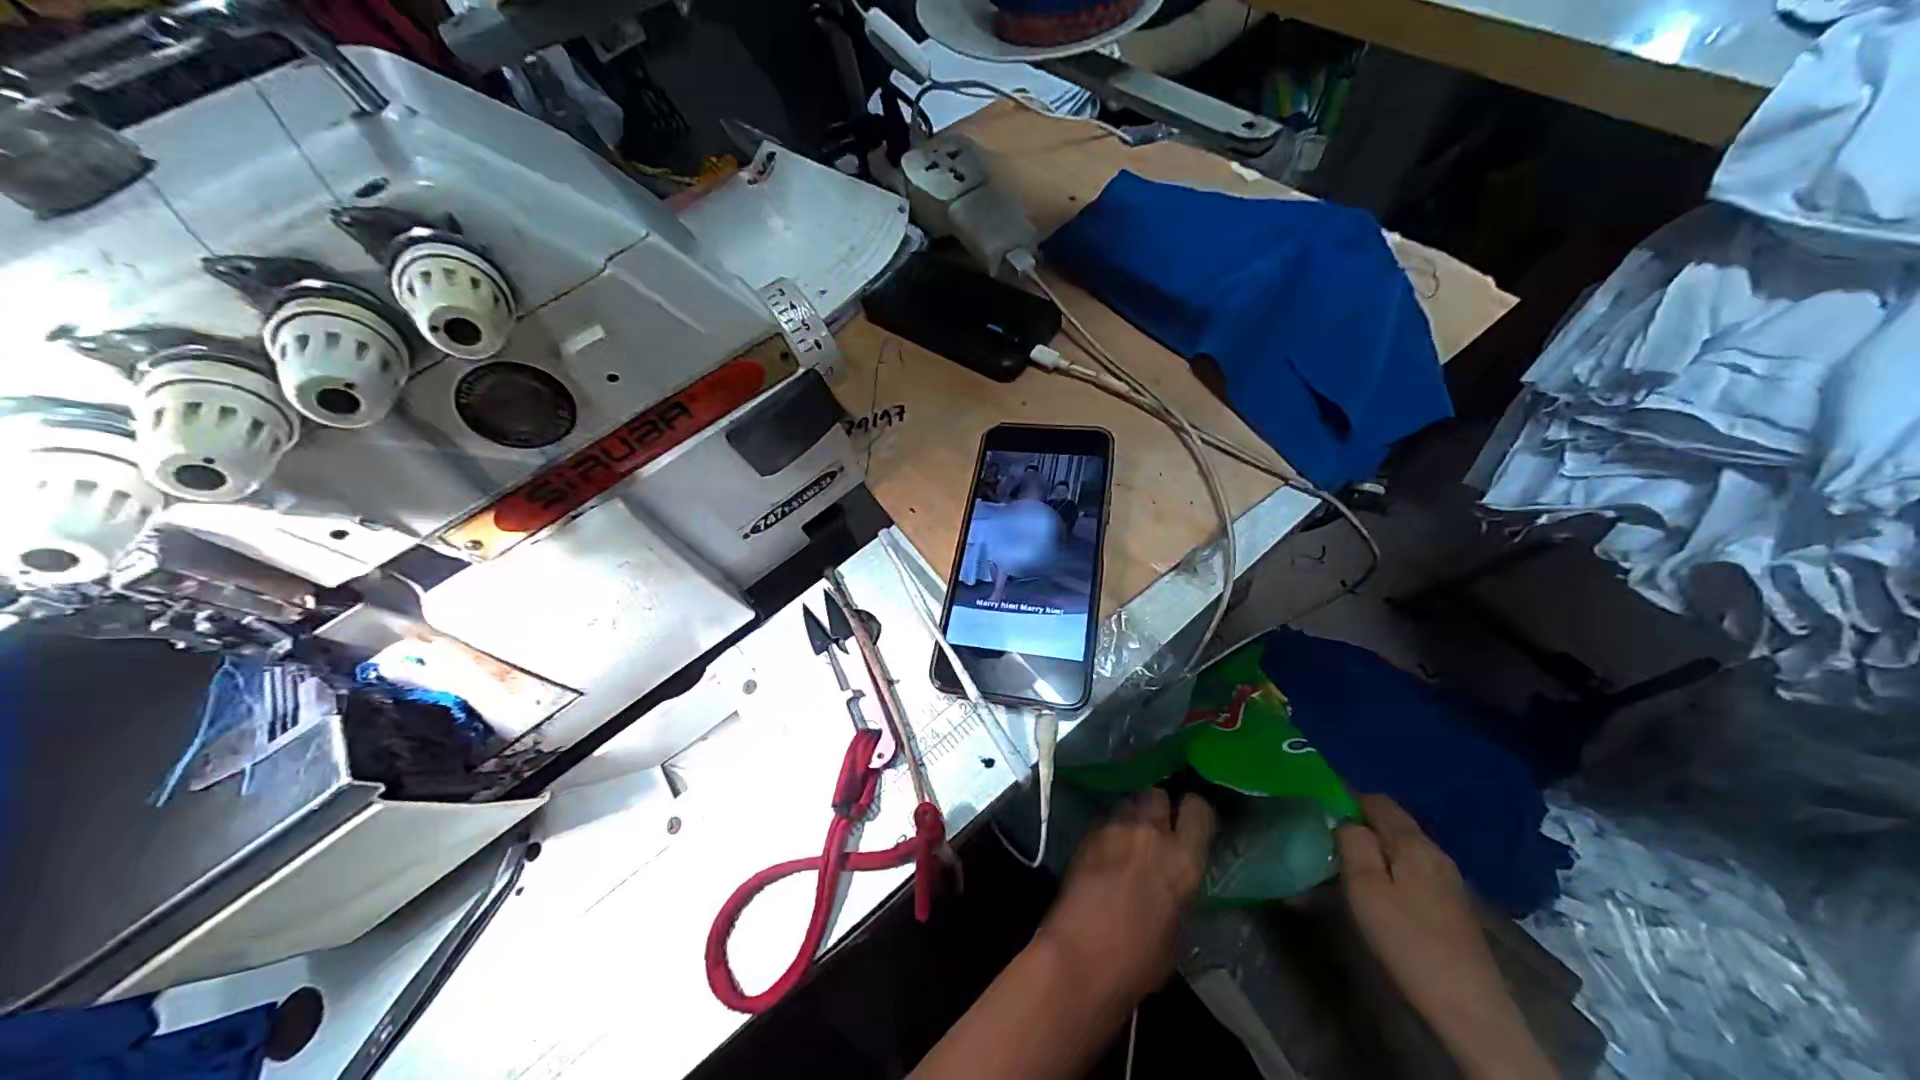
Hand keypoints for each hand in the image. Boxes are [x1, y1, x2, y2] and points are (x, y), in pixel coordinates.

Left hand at [1032, 789, 1215, 1007]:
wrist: (1078, 957)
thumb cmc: (1138, 960)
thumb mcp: (1176, 932)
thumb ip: (1178, 894)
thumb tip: (1171, 885)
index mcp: (1183, 859)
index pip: (1198, 810)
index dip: (1193, 812)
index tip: (1189, 821)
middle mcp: (1150, 833)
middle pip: (1157, 795)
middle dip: (1158, 807)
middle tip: (1156, 829)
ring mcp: (1114, 829)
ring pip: (1128, 803)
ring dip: (1131, 817)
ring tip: (1128, 840)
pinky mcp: (1086, 835)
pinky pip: (1104, 822)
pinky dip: (1108, 832)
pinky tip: (1104, 853)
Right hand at [1336, 795, 1557, 1079]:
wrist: (1470, 1007)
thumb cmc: (1408, 941)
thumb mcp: (1366, 888)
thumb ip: (1353, 844)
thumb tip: (1346, 820)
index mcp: (1413, 843)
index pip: (1376, 801)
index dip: (1346, 798)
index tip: (1318, 812)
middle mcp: (1435, 852)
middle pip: (1392, 822)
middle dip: (1359, 823)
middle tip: (1326, 840)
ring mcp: (1448, 879)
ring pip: (1402, 847)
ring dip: (1374, 847)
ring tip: (1345, 865)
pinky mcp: (1452, 904)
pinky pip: (1413, 868)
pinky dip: (1390, 867)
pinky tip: (1377, 891)